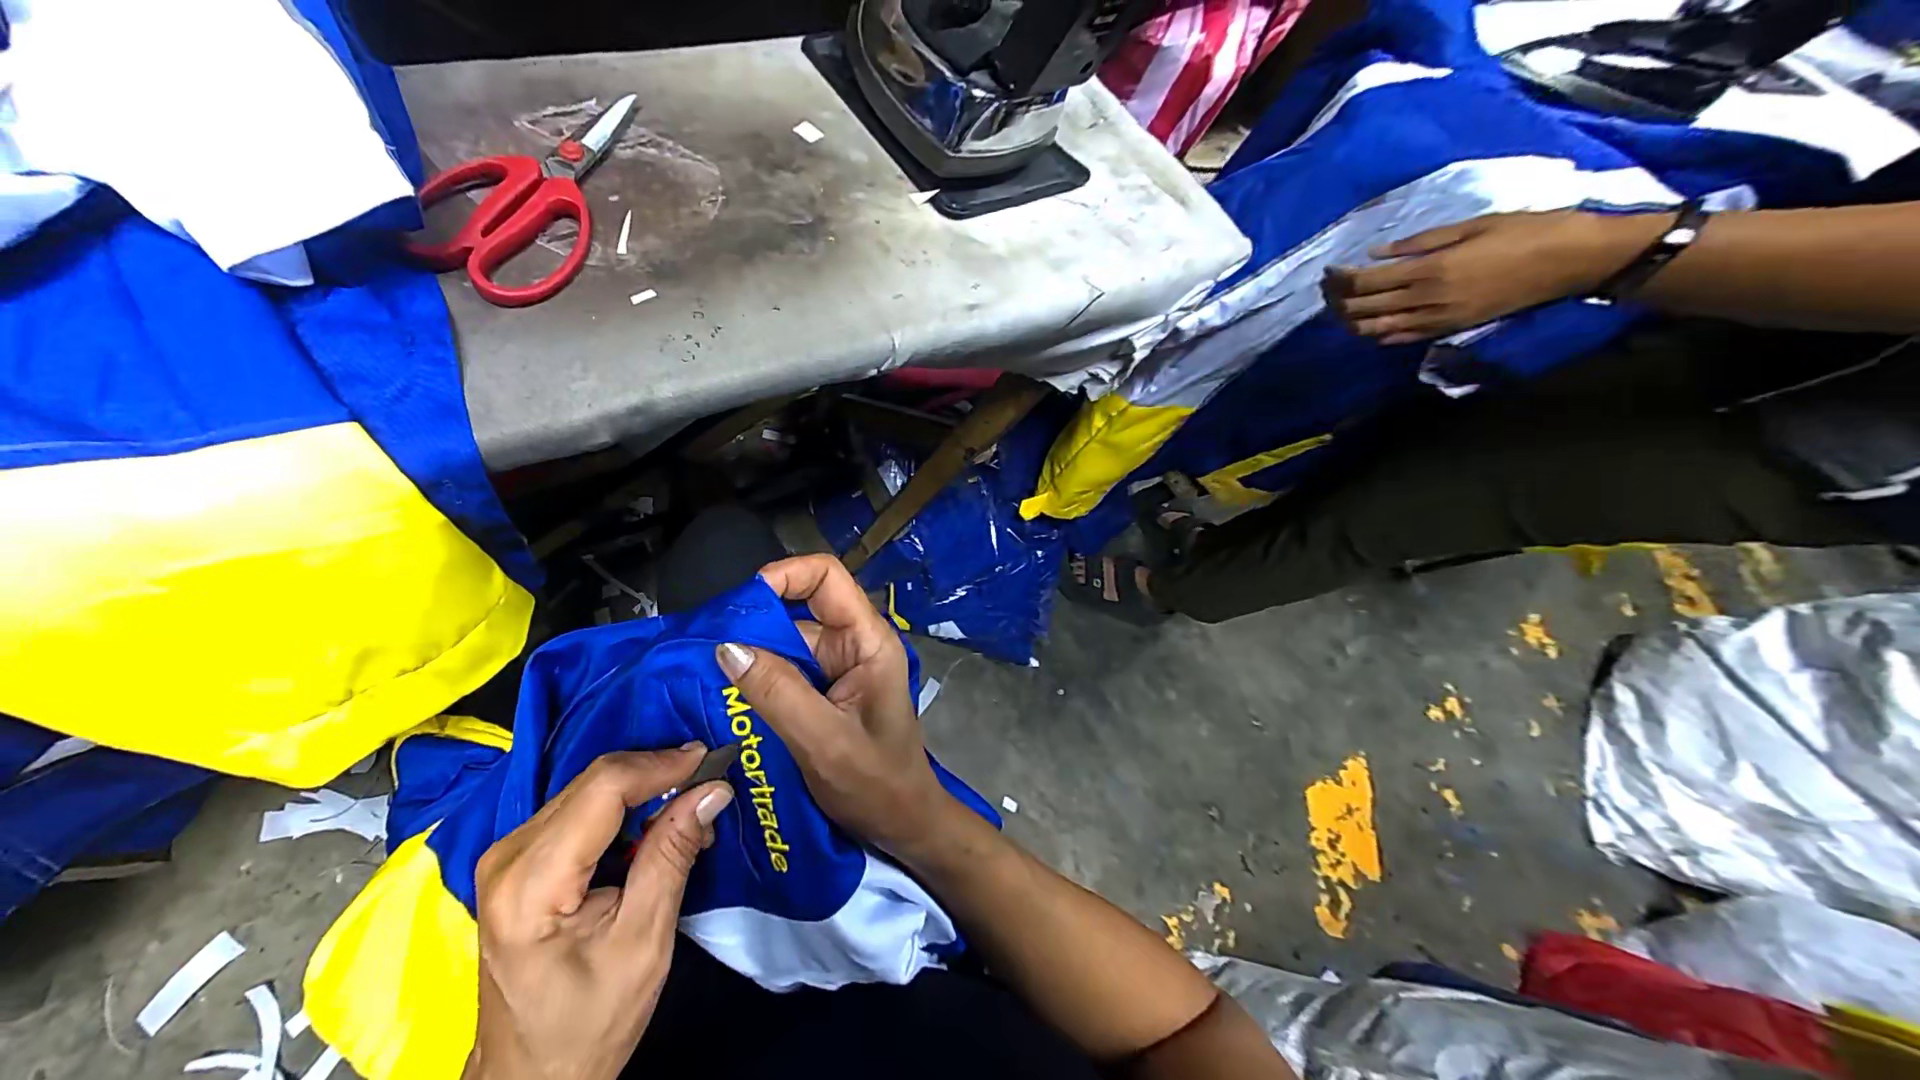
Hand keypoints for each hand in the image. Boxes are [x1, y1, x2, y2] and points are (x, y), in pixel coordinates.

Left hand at [464, 749, 732, 1079]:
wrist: (531, 1074)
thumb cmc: (589, 1019)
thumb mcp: (644, 940)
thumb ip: (672, 855)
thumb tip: (712, 790)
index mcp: (530, 881)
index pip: (603, 788)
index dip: (661, 765)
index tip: (712, 761)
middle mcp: (507, 855)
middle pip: (595, 783)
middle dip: (659, 777)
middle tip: (709, 792)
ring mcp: (505, 854)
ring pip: (589, 789)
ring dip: (645, 792)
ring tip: (689, 817)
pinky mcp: (516, 859)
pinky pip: (579, 808)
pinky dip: (624, 808)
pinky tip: (654, 828)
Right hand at [714, 554, 956, 859]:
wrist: (901, 823)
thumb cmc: (876, 784)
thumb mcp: (824, 741)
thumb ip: (777, 692)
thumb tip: (726, 647)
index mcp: (868, 641)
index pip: (827, 577)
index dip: (784, 575)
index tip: (739, 604)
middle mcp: (852, 644)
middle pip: (798, 607)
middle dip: (753, 621)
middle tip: (704, 648)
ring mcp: (836, 667)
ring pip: (784, 641)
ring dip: (748, 653)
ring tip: (704, 674)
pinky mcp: (822, 690)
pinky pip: (783, 670)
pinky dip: (755, 678)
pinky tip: (724, 694)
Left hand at [1323, 210, 1670, 343]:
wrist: (1570, 261)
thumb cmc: (1526, 232)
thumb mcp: (1472, 225)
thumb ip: (1419, 243)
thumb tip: (1375, 254)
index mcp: (1429, 269)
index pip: (1365, 283)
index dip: (1339, 280)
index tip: (1327, 272)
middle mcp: (1425, 300)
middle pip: (1362, 309)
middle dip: (1336, 301)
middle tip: (1325, 290)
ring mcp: (1435, 320)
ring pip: (1374, 330)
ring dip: (1350, 322)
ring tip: (1338, 309)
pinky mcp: (1446, 330)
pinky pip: (1399, 339)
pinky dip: (1376, 335)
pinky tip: (1366, 325)